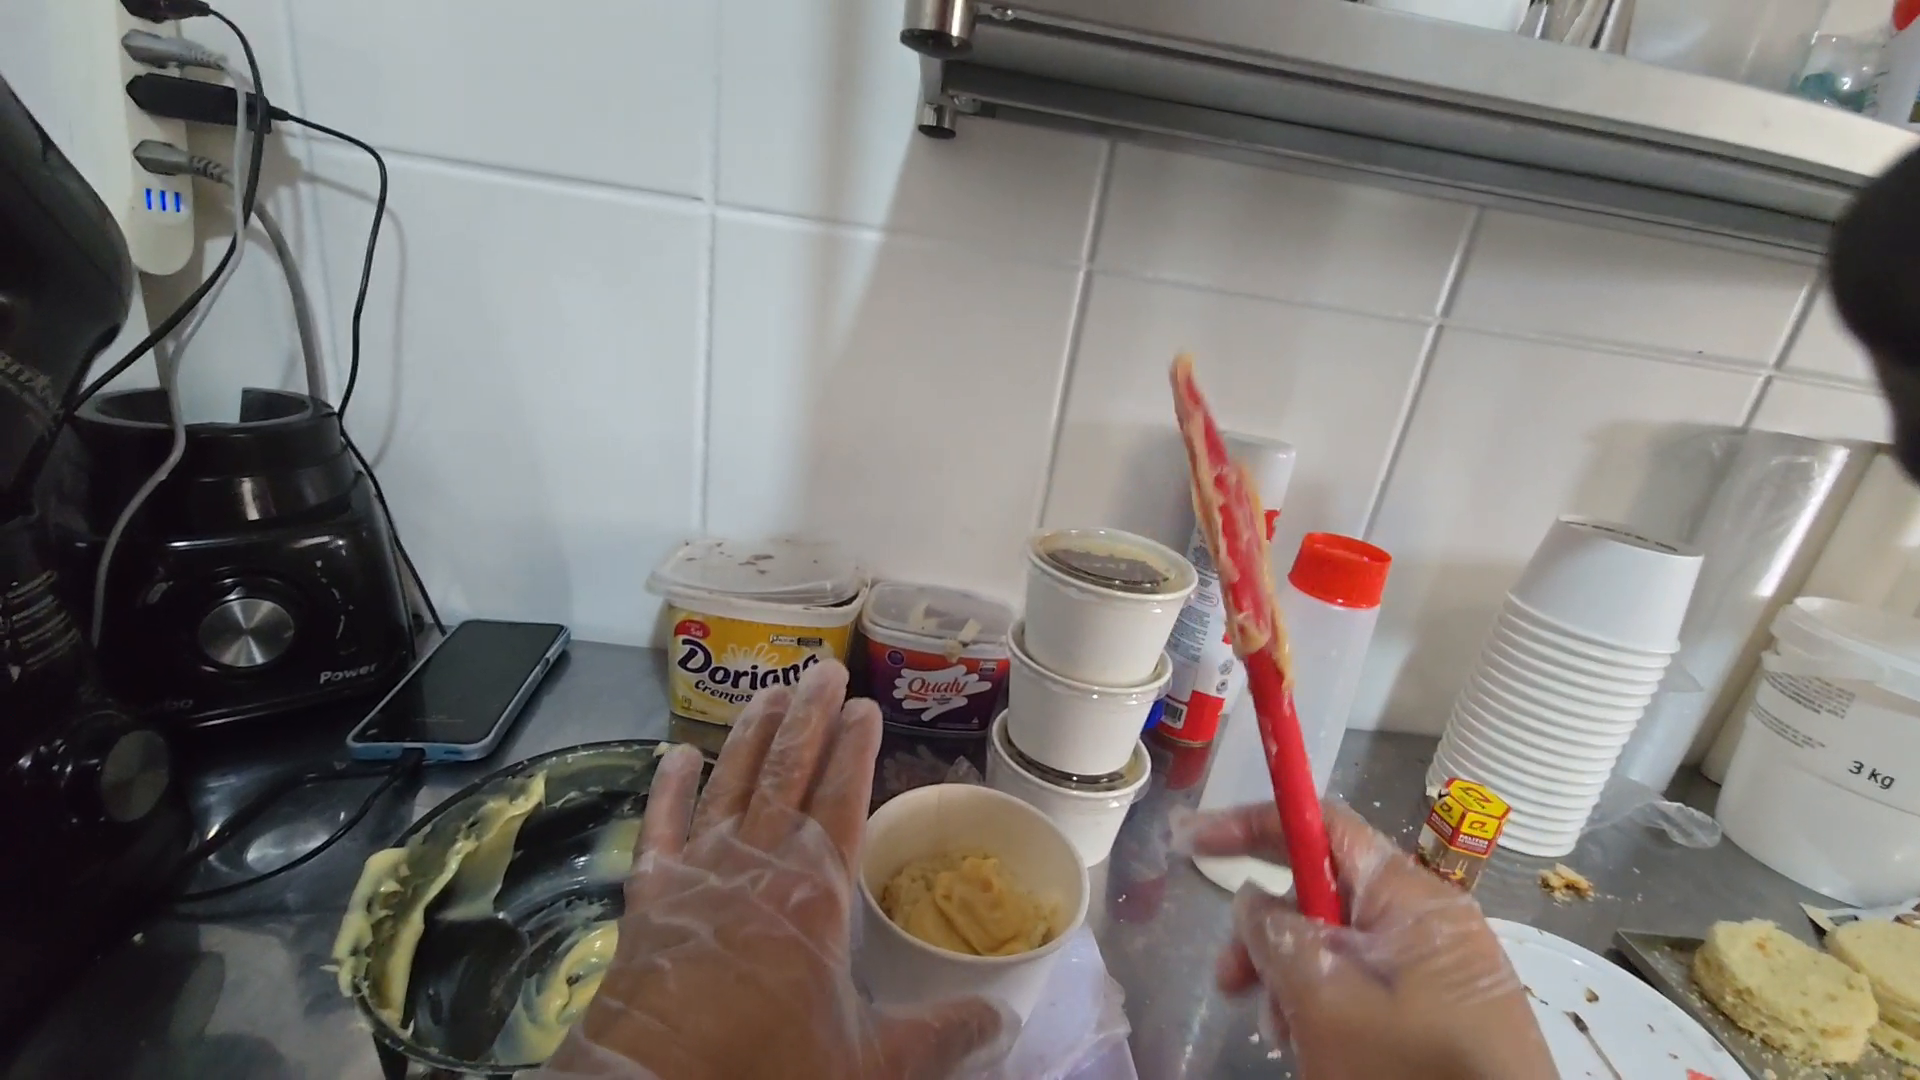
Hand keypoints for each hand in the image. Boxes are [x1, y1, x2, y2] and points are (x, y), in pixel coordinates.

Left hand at [540, 660, 1007, 1079]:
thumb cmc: (768, 1069)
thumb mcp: (868, 1062)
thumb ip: (940, 1033)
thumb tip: (1008, 1021)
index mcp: (815, 887)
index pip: (844, 794)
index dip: (856, 746)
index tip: (866, 705)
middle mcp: (759, 858)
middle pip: (789, 768)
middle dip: (809, 715)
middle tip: (823, 669)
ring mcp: (700, 868)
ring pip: (731, 780)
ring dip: (751, 733)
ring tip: (769, 690)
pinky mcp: (650, 891)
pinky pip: (659, 824)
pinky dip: (667, 787)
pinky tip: (676, 752)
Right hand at [1182, 799, 1555, 1079]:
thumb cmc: (1409, 1073)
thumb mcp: (1322, 998)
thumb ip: (1272, 931)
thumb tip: (1253, 901)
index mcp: (1411, 898)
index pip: (1320, 824)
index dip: (1250, 822)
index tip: (1192, 843)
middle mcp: (1427, 921)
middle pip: (1320, 890)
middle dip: (1263, 926)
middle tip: (1225, 975)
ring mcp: (1436, 971)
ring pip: (1335, 943)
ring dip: (1287, 974)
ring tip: (1272, 1029)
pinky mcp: (1438, 1015)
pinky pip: (1360, 983)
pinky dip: (1320, 1002)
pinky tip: (1304, 1042)